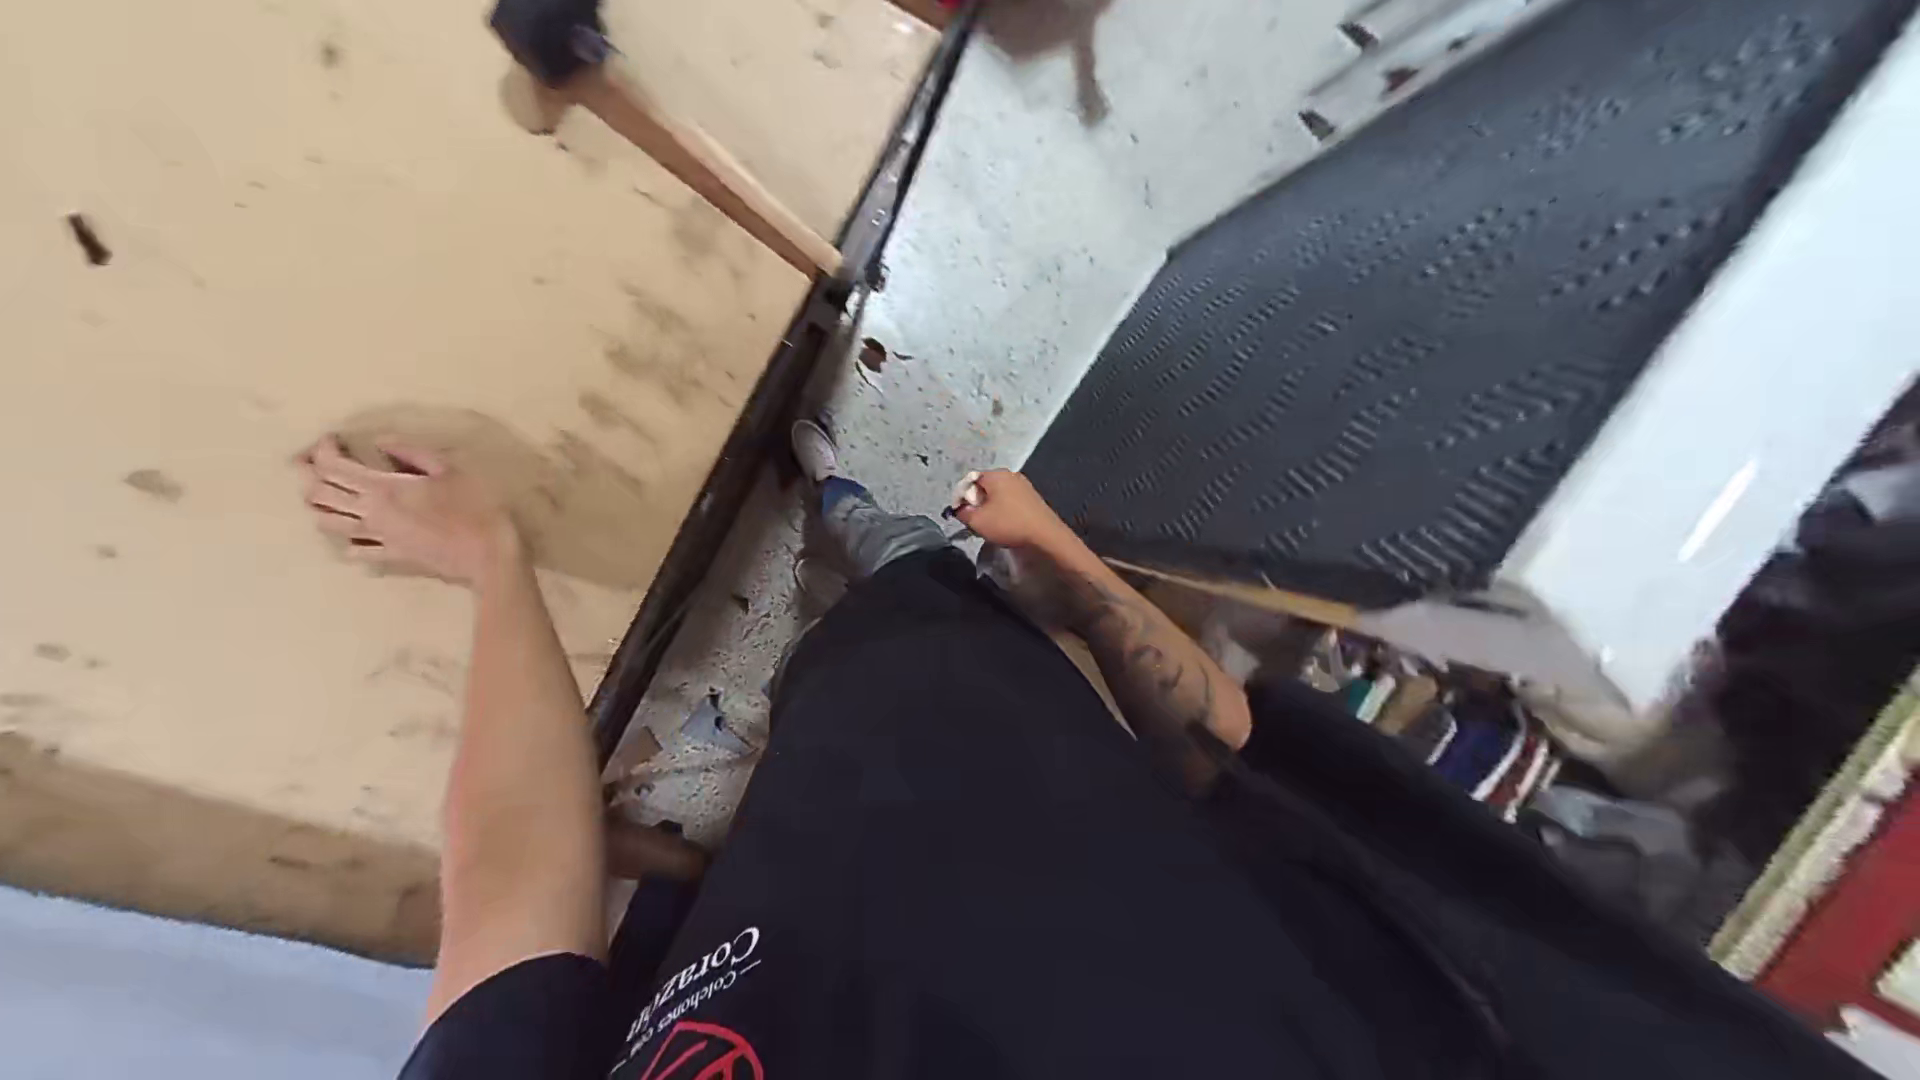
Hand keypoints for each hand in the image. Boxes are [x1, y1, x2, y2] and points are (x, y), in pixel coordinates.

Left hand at [300, 435, 519, 585]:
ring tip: (331, 495)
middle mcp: (370, 513)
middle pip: (318, 492)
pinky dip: (347, 538)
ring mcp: (377, 538)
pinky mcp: (390, 556)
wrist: (488, 554)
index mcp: (382, 489)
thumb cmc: (476, 508)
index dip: (324, 448)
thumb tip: (382, 443)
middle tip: (319, 462)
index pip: (332, 466)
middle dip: (309, 473)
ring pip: (327, 521)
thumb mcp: (451, 472)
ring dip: (321, 505)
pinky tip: (355, 533)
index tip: (334, 438)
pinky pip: (354, 549)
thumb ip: (413, 454)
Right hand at [953, 469, 1077, 554]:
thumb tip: (960, 509)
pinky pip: (1011, 501)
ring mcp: (1024, 485)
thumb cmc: (1008, 524)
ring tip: (990, 525)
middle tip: (974, 520)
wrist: (1045, 536)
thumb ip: (962, 512)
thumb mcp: (977, 521)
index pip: (970, 480)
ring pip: (998, 495)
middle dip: (977, 502)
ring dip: (990, 508)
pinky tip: (1006, 524)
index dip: (961, 496)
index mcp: (996, 474)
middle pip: (985, 486)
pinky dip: (1004, 510)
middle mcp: (1011, 475)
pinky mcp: (1033, 498)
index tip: (960, 513)